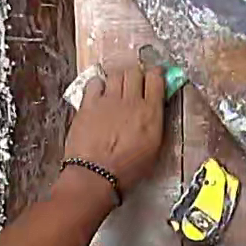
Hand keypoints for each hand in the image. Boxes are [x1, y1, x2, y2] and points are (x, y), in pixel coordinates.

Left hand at [64, 61, 164, 197]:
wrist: (96, 175)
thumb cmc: (126, 169)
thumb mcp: (154, 148)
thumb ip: (156, 123)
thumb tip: (156, 109)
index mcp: (150, 113)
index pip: (156, 79)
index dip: (157, 75)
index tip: (156, 76)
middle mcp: (130, 101)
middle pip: (135, 71)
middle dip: (137, 74)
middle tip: (136, 83)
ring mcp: (107, 100)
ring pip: (116, 73)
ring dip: (119, 78)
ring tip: (118, 88)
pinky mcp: (88, 104)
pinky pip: (95, 82)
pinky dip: (99, 85)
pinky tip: (99, 94)